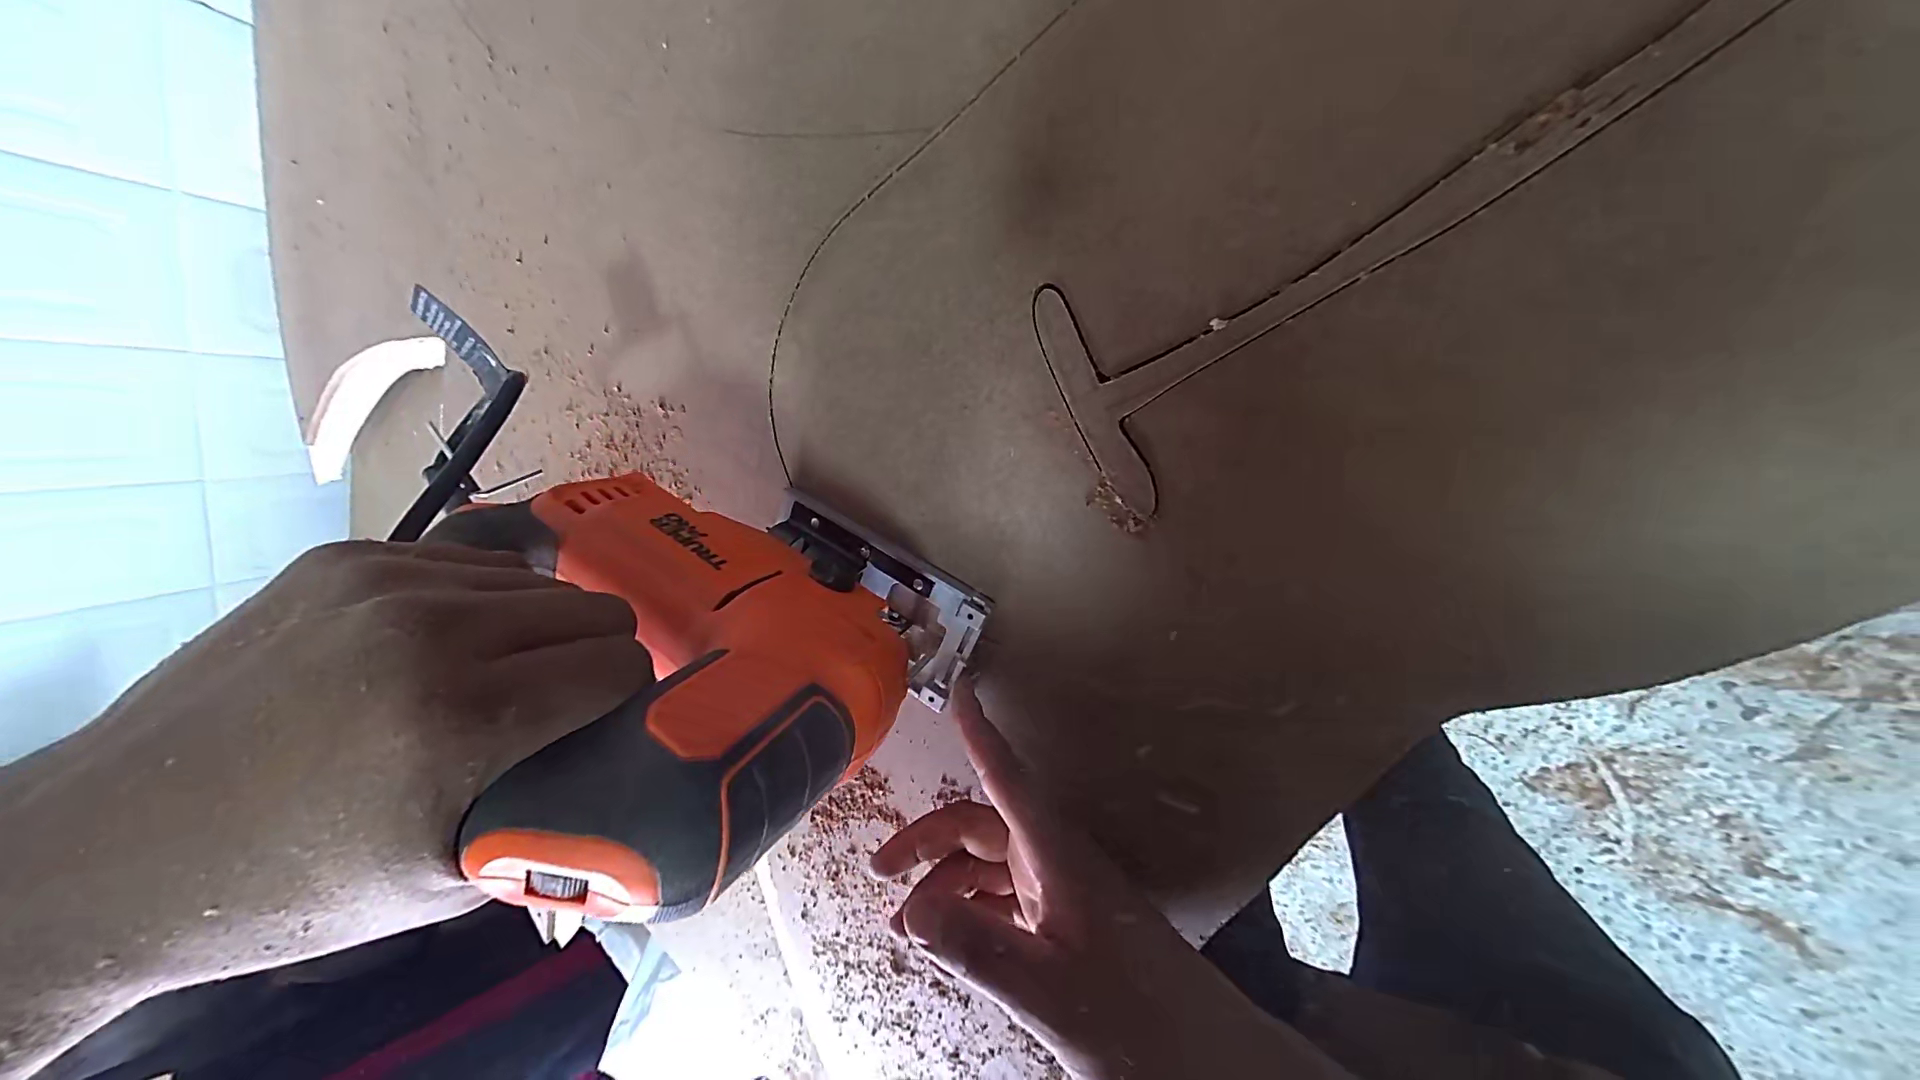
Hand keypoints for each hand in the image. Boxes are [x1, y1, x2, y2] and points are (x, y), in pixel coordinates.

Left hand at [0, 540, 651, 1071]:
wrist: (102, 851)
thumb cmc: (295, 883)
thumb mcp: (452, 879)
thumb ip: (564, 814)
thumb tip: (641, 768)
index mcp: (463, 720)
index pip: (622, 663)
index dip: (628, 696)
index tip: (607, 722)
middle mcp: (431, 631)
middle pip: (597, 612)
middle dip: (597, 657)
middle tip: (561, 702)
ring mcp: (383, 581)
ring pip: (546, 582)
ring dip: (544, 628)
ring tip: (499, 674)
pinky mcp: (347, 557)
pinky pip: (480, 565)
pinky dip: (489, 603)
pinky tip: (446, 645)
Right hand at [870, 681, 1349, 1079]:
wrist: (1203, 1055)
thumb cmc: (1136, 1019)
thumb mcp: (1048, 991)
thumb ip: (978, 950)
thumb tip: (912, 912)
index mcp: (1055, 854)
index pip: (1007, 777)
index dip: (980, 732)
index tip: (959, 688)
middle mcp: (1053, 859)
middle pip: (980, 826)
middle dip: (927, 841)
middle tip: (879, 868)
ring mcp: (1058, 888)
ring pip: (987, 864)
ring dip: (943, 884)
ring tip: (901, 922)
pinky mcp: (1061, 917)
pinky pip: (1002, 898)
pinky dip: (968, 910)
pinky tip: (945, 937)